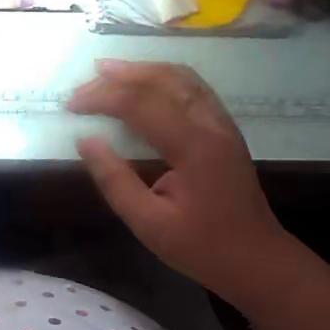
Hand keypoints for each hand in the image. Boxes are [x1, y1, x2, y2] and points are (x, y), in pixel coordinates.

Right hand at [68, 60, 290, 294]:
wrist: (257, 259)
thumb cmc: (202, 248)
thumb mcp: (148, 224)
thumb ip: (115, 181)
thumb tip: (86, 141)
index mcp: (193, 146)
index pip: (140, 103)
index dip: (102, 97)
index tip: (72, 106)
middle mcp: (211, 124)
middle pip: (160, 80)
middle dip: (117, 78)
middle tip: (81, 88)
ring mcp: (222, 123)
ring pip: (180, 77)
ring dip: (141, 70)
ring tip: (107, 70)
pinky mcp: (225, 128)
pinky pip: (193, 87)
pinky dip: (162, 77)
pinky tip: (144, 82)